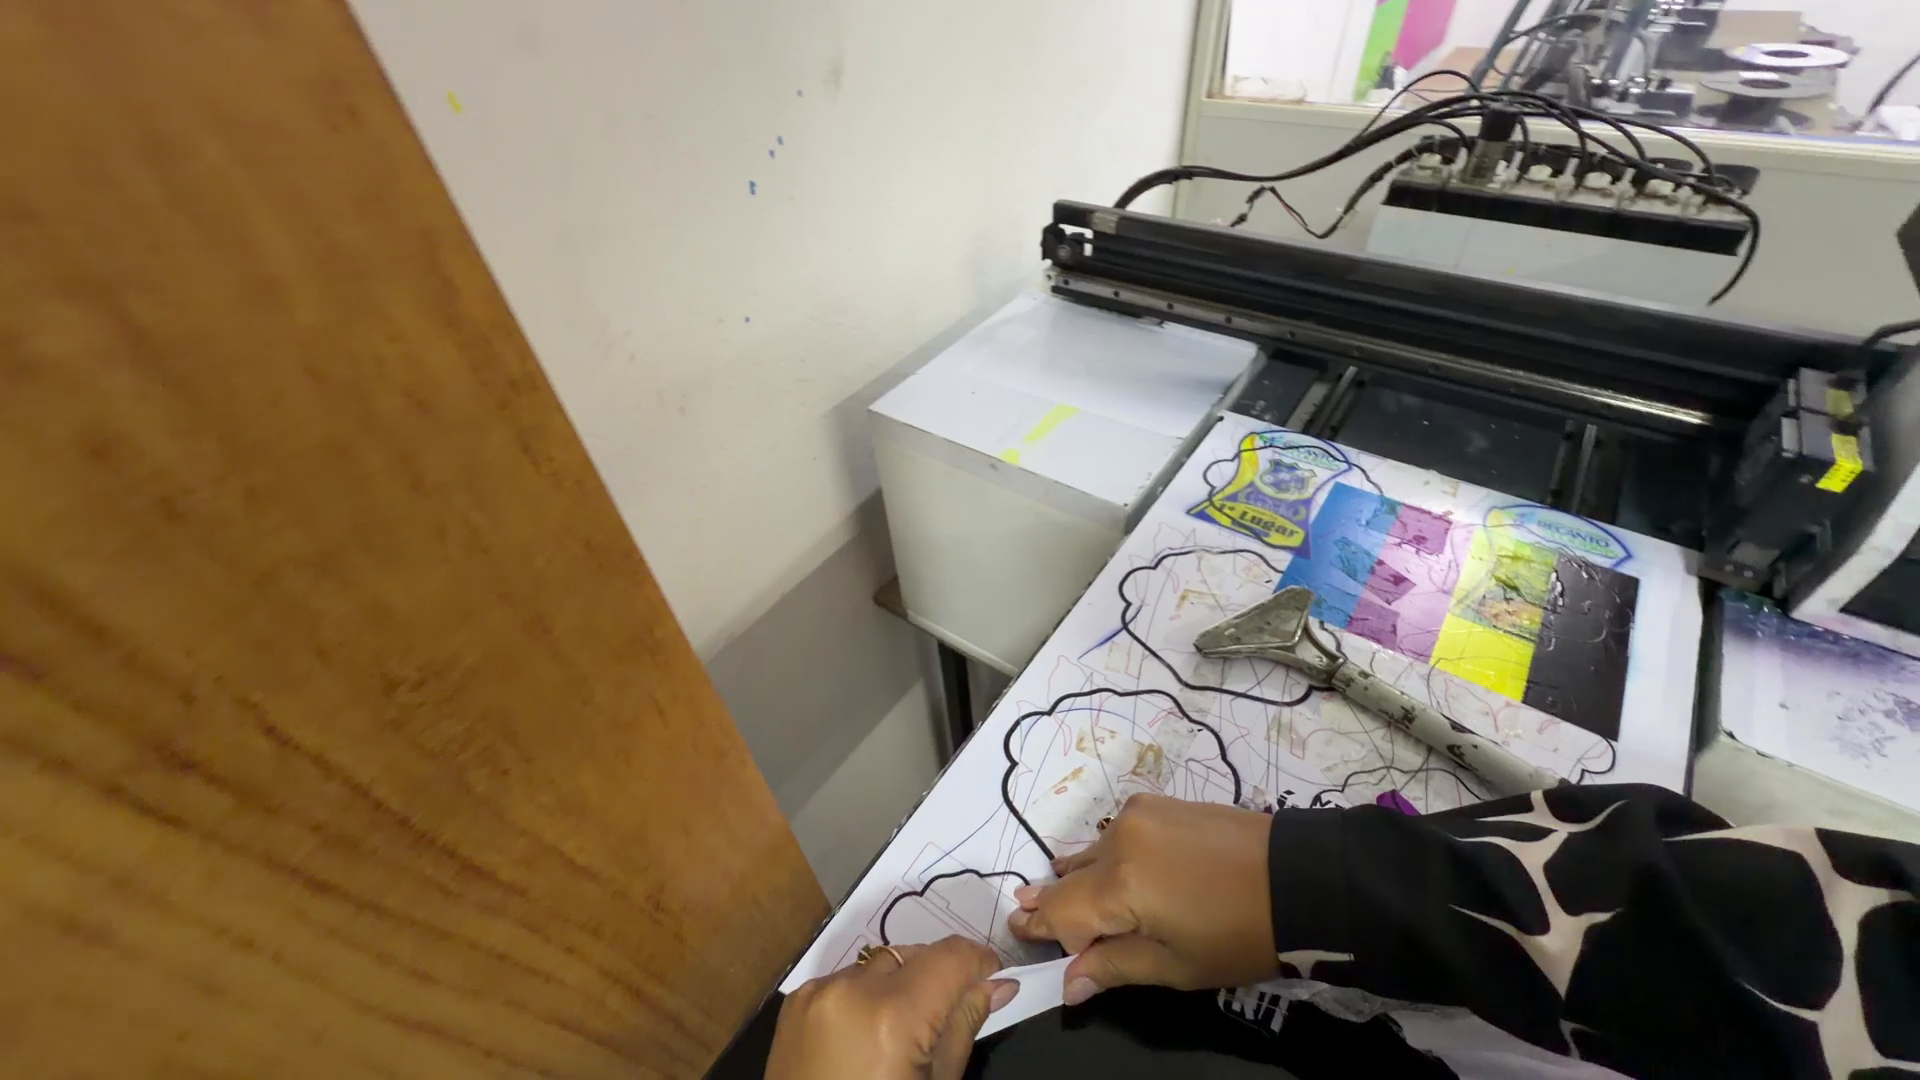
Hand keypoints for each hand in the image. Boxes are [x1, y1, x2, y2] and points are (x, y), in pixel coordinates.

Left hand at [765, 936, 1018, 1079]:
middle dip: (937, 977)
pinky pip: (846, 979)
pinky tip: (863, 1036)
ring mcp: (819, 992)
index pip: (951, 955)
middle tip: (945, 1016)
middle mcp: (853, 989)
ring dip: (898, 985)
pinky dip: (862, 997)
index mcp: (894, 1017)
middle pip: (915, 954)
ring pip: (880, 964)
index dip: (979, 961)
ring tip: (898, 1033)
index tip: (992, 977)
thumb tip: (998, 985)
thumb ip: (963, 1026)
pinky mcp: (796, 1001)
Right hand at [1006, 793, 1275, 1004]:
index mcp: (1120, 885)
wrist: (1297, 877)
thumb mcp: (1177, 965)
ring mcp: (1138, 816)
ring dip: (1079, 877)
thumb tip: (1070, 982)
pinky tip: (1103, 868)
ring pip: (1093, 854)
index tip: (1016, 928)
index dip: (1040, 926)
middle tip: (1022, 909)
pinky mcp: (1156, 804)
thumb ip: (1114, 967)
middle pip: (1072, 878)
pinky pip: (1116, 835)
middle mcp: (1118, 841)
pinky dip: (1105, 856)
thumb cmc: (1239, 934)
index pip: (1062, 909)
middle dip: (1053, 900)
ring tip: (1054, 886)